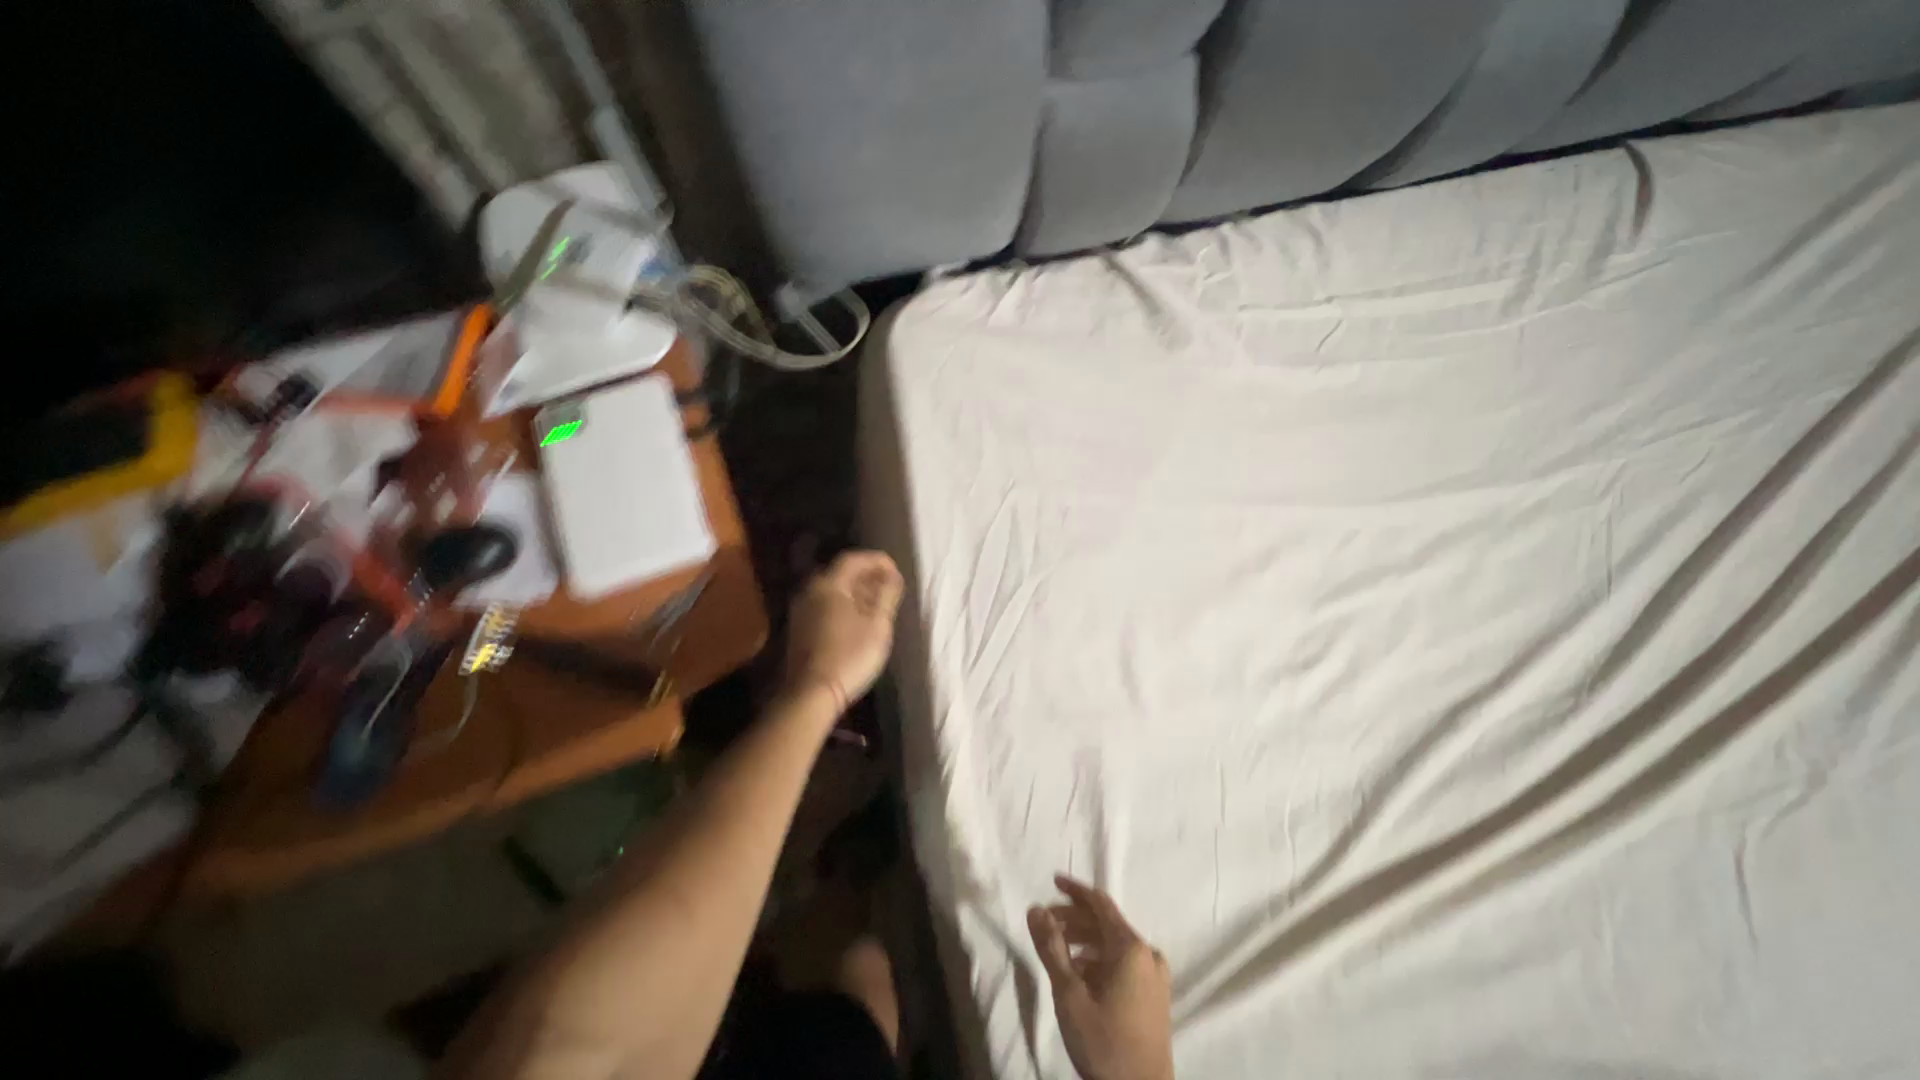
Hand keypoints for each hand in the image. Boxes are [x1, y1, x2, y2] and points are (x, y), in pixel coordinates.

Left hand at [781, 550, 903, 713]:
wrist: (811, 693)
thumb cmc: (849, 655)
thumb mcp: (878, 624)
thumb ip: (887, 594)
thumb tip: (893, 575)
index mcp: (829, 584)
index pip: (854, 559)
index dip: (877, 560)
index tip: (897, 571)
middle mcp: (809, 591)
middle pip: (841, 573)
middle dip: (867, 576)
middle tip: (889, 587)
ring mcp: (801, 611)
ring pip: (832, 591)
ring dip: (856, 592)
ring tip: (877, 604)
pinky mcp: (799, 630)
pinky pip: (824, 606)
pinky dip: (843, 606)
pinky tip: (857, 621)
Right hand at [1029, 876, 1174, 1079]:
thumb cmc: (1104, 1042)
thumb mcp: (1069, 995)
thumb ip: (1052, 948)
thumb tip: (1035, 909)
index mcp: (1131, 948)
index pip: (1100, 904)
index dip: (1074, 891)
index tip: (1051, 881)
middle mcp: (1149, 955)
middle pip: (1107, 924)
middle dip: (1074, 919)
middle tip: (1044, 924)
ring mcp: (1156, 977)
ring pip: (1115, 945)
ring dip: (1085, 942)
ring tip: (1057, 951)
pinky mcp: (1155, 997)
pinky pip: (1124, 964)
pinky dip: (1100, 961)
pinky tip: (1080, 976)